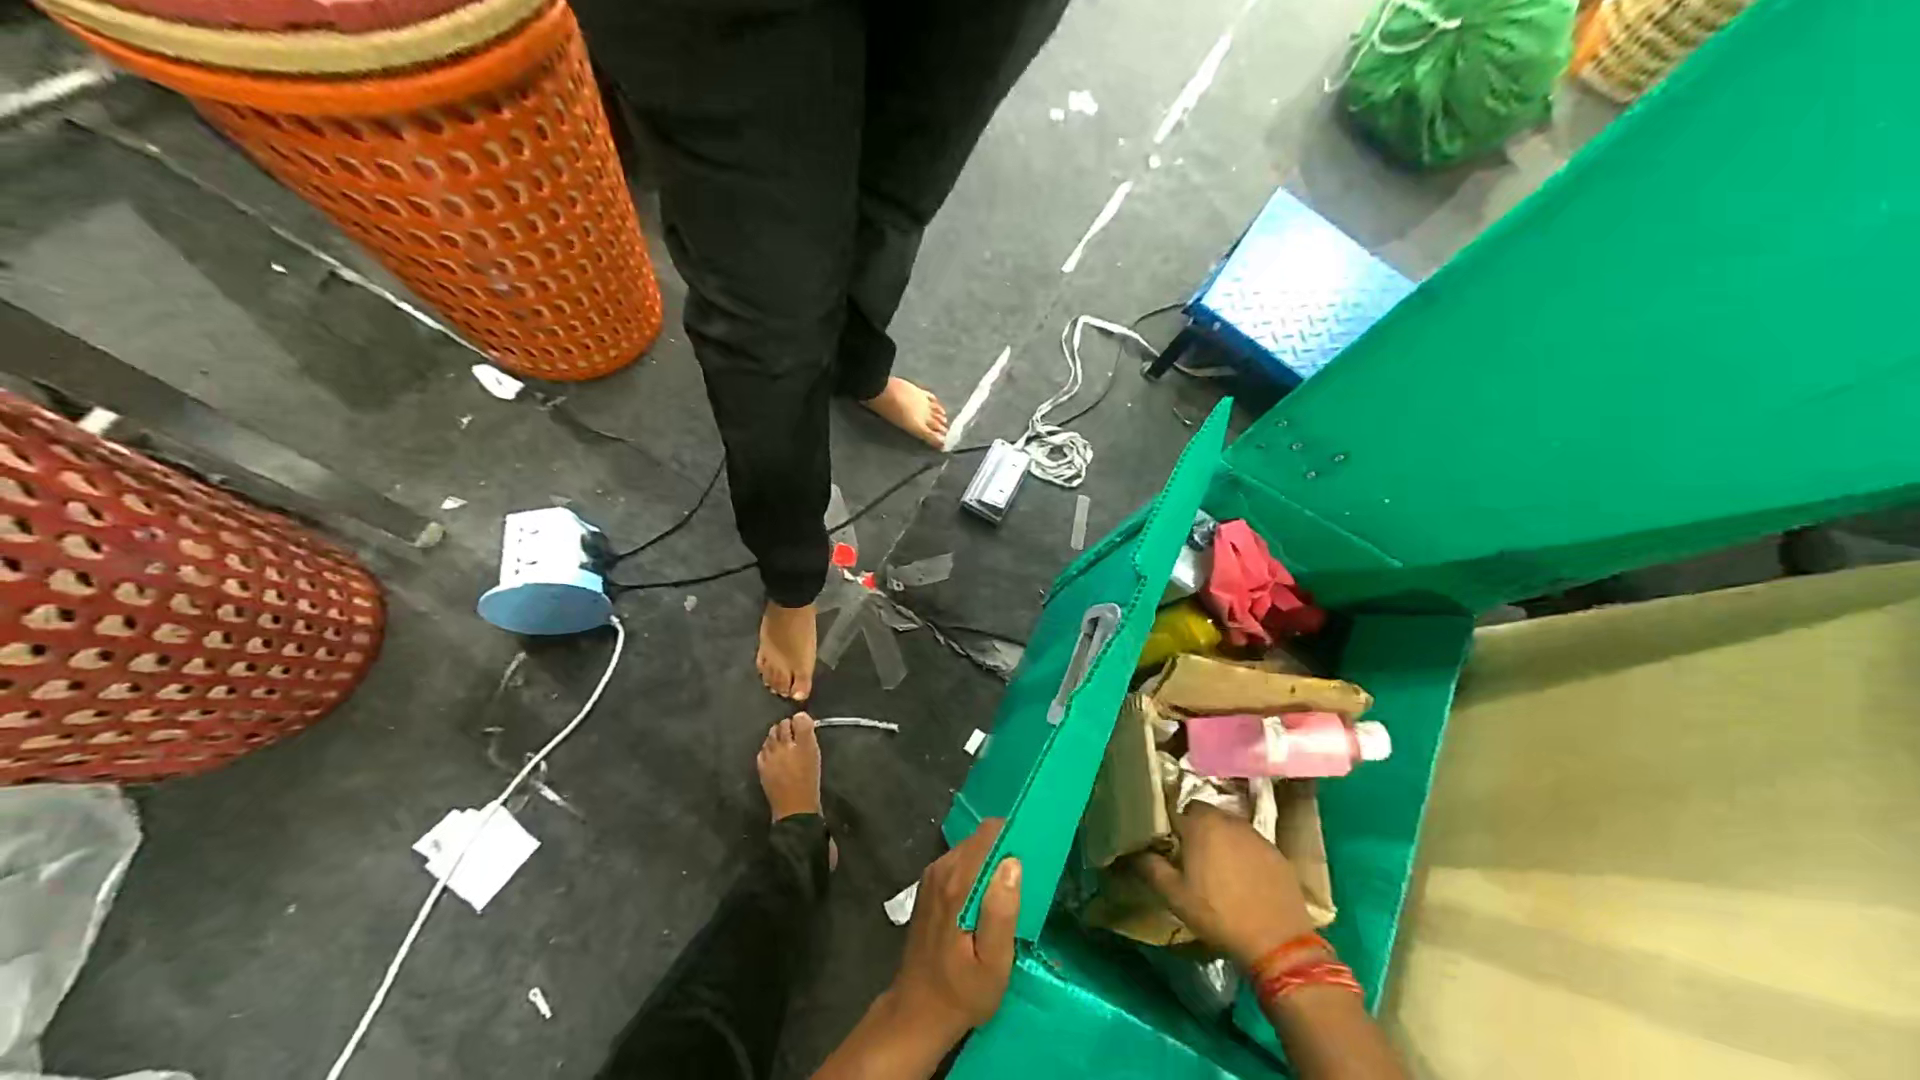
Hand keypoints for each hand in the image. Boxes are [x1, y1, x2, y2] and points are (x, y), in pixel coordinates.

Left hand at [887, 819, 1022, 1041]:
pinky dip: (977, 872)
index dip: (1013, 836)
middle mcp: (941, 870)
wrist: (918, 1011)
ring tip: (1010, 894)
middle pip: (980, 839)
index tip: (1034, 853)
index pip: (988, 834)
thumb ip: (1001, 911)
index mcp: (956, 884)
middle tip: (1027, 882)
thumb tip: (1013, 862)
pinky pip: (960, 862)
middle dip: (1005, 851)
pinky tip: (987, 901)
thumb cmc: (962, 992)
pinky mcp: (929, 886)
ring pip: (970, 849)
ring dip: (991, 863)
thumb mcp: (993, 963)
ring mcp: (932, 876)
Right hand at [1127, 802, 1315, 969]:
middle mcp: (1230, 821)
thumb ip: (1151, 868)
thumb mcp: (1175, 896)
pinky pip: (1252, 845)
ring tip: (1218, 869)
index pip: (1178, 809)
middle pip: (1205, 815)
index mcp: (1202, 825)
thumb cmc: (1218, 914)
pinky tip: (1244, 880)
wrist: (1277, 942)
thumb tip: (1135, 852)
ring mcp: (1257, 836)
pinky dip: (1244, 854)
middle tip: (1190, 857)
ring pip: (1230, 828)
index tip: (1167, 845)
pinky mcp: (1277, 853)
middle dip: (1196, 830)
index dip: (1170, 825)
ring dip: (1221, 840)